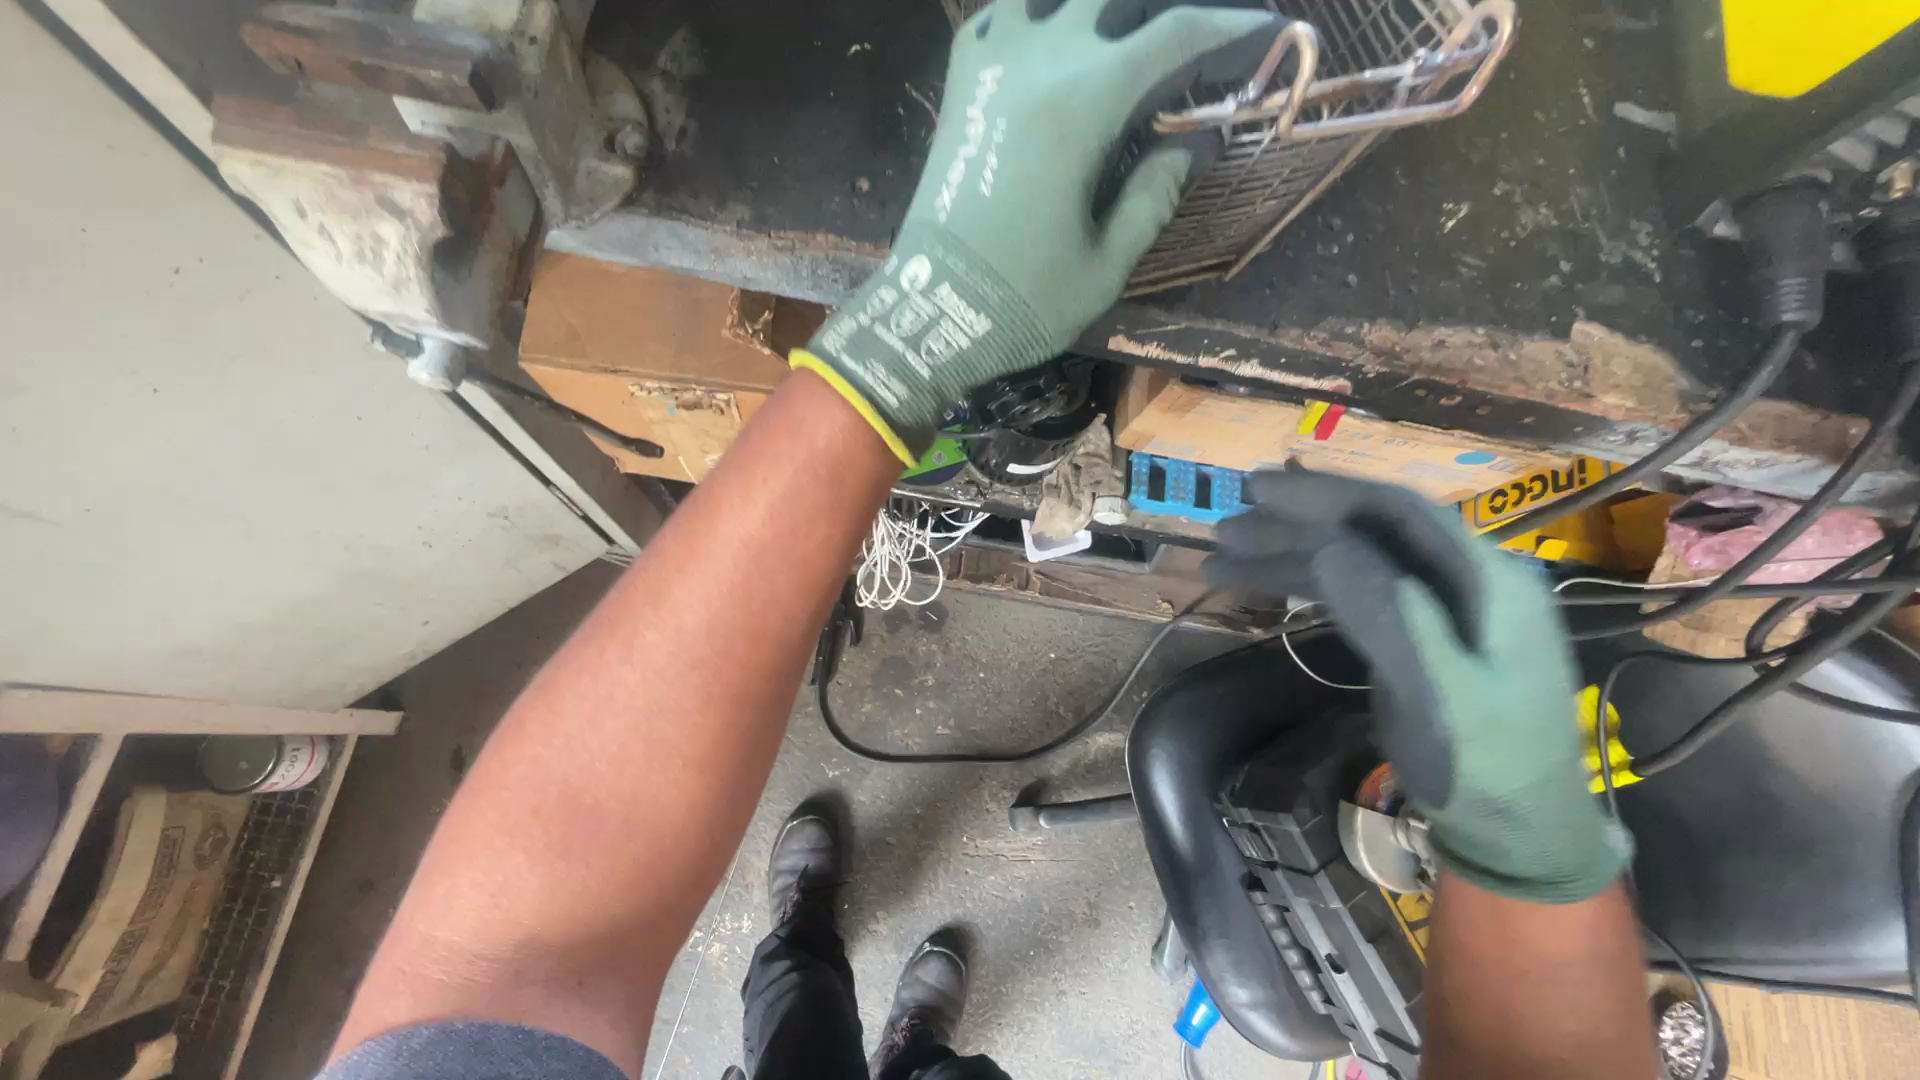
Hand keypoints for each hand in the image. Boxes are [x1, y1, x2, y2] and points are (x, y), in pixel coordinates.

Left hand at [794, 0, 1284, 462]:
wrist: (930, 313)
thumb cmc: (1022, 300)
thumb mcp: (1106, 265)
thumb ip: (1155, 195)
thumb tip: (1192, 142)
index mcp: (1082, 103)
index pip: (1173, 33)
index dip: (1228, 25)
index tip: (1263, 30)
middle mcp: (1038, 59)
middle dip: (1168, 10)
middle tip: (1194, 40)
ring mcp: (991, 62)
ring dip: (1100, 10)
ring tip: (1126, 37)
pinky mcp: (961, 81)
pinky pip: (1006, 13)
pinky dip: (1042, 13)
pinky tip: (1059, 37)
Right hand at [1207, 471, 1629, 903]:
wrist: (1518, 829)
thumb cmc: (1487, 768)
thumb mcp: (1445, 697)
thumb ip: (1395, 618)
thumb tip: (1330, 548)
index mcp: (1489, 581)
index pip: (1399, 513)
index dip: (1326, 493)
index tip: (1260, 488)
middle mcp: (1467, 578)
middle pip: (1370, 530)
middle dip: (1295, 523)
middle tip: (1227, 524)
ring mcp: (1442, 603)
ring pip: (1356, 558)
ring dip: (1290, 553)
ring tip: (1224, 555)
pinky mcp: (1419, 630)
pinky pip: (1357, 590)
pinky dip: (1308, 582)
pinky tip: (1267, 581)